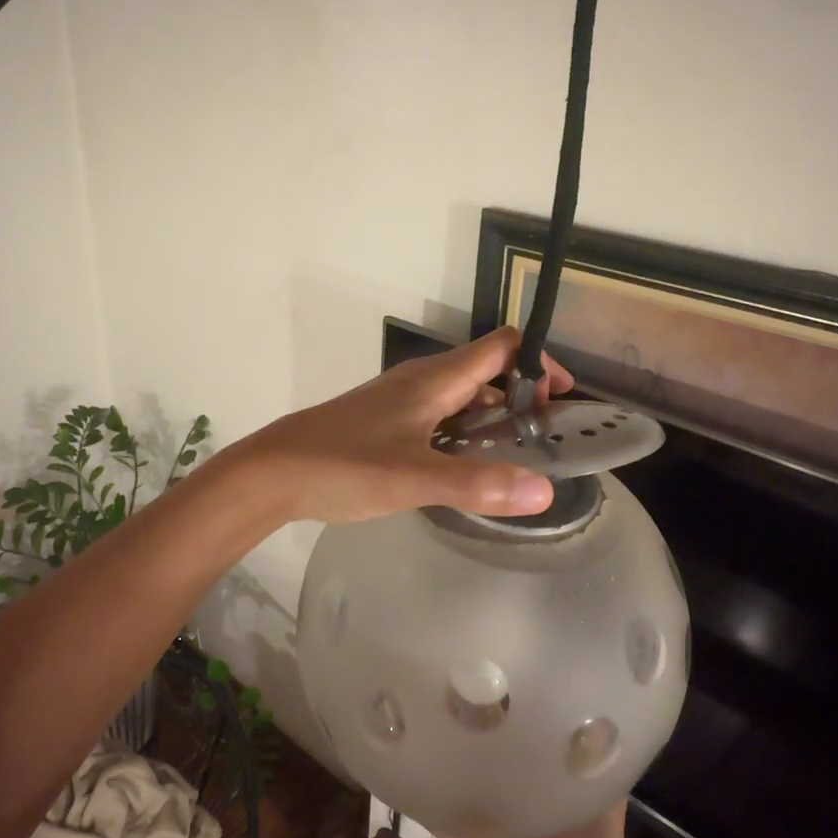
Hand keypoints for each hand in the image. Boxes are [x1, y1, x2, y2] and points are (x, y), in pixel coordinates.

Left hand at [230, 326, 573, 524]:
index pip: (501, 346)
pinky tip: (468, 467)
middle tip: (548, 437)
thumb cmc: (344, 466)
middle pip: (487, 369)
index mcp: (434, 380)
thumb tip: (545, 490)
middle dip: (524, 394)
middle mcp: (422, 381)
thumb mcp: (415, 479)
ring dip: (495, 415)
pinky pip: (441, 415)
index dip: (539, 363)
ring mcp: (401, 401)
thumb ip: (479, 484)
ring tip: (519, 455)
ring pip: (463, 395)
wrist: (273, 473)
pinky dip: (467, 431)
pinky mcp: (387, 422)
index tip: (564, 400)